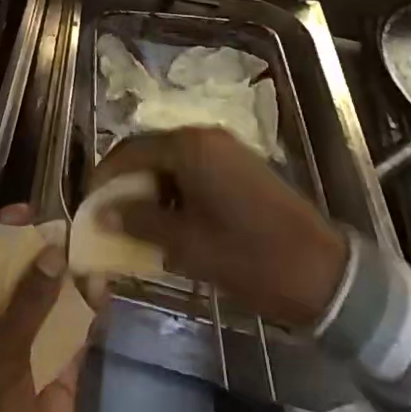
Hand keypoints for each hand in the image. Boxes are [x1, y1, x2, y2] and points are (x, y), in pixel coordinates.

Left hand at [0, 205, 80, 411]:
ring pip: (50, 302)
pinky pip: (74, 333)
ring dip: (70, 277)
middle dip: (43, 251)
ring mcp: (29, 349)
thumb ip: (27, 304)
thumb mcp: (0, 357)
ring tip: (94, 244)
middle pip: (20, 278)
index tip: (28, 208)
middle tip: (72, 222)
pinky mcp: (58, 371)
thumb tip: (50, 250)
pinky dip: (89, 311)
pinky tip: (105, 286)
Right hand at [93, 127, 347, 328]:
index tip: (87, 203)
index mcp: (189, 147)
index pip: (130, 151)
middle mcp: (205, 137)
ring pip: (172, 161)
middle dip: (126, 181)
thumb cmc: (248, 256)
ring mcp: (226, 150)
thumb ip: (139, 222)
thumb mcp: (186, 243)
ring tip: (135, 221)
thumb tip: (101, 214)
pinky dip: (175, 189)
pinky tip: (169, 219)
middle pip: (150, 151)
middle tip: (108, 214)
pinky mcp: (241, 166)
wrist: (323, 273)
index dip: (104, 176)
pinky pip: (194, 169)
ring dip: (150, 187)